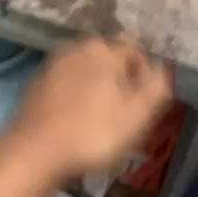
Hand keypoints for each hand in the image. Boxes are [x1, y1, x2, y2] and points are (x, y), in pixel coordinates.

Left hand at [1, 36, 173, 182]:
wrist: (37, 149)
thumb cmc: (94, 133)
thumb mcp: (138, 115)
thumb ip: (156, 86)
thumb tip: (161, 67)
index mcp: (105, 49)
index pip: (135, 50)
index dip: (143, 74)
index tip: (141, 103)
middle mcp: (77, 47)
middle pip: (109, 58)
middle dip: (118, 78)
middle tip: (121, 112)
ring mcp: (54, 62)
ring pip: (86, 69)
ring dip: (95, 86)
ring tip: (98, 118)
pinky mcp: (38, 80)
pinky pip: (66, 81)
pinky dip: (73, 93)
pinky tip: (74, 118)